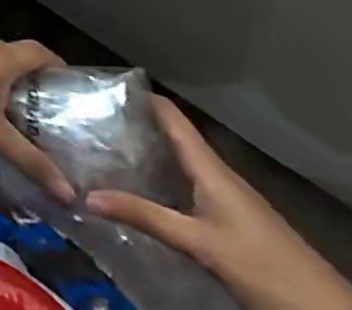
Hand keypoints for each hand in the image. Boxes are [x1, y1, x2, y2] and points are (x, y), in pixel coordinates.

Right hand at [87, 98, 351, 309]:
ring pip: (178, 164)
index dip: (141, 97)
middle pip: (172, 139)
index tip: (101, 85)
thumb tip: (84, 194)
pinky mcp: (230, 221)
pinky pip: (185, 187)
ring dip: (144, 153)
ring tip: (101, 148)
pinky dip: (158, 180)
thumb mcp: (201, 244)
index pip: (174, 118)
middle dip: (133, 125)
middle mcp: (219, 178)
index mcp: (213, 171)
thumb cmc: (267, 267)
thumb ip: (145, 216)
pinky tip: (137, 189)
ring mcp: (227, 201)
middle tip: (86, 117)